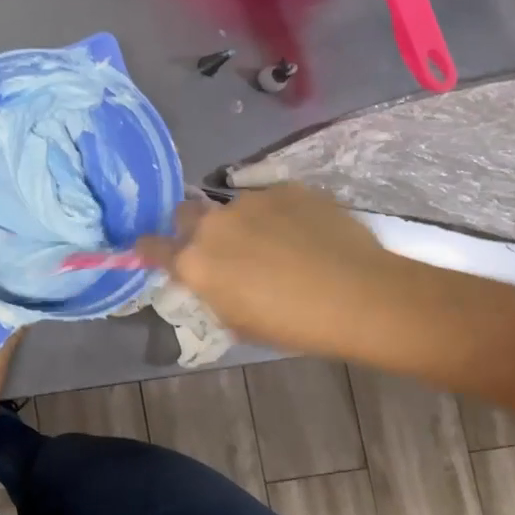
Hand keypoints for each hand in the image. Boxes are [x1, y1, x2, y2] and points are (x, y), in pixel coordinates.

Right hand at [135, 185, 405, 357]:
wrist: (363, 298)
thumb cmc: (297, 326)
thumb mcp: (238, 322)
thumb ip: (212, 293)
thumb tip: (210, 281)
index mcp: (194, 263)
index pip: (151, 246)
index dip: (151, 248)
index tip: (157, 252)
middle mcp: (212, 225)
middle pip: (185, 214)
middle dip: (194, 227)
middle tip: (222, 248)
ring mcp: (249, 202)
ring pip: (232, 207)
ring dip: (242, 222)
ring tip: (276, 242)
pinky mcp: (286, 188)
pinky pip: (271, 199)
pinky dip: (279, 214)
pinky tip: (305, 233)